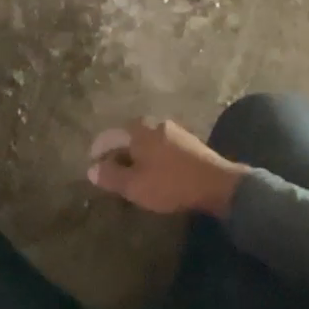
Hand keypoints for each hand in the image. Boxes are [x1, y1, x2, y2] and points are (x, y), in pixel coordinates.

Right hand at [86, 117, 247, 215]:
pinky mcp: (189, 143)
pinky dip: (151, 158)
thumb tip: (92, 169)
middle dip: (117, 154)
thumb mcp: (134, 185)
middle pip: (127, 137)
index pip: (108, 136)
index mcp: (138, 129)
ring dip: (135, 157)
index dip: (97, 152)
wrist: (217, 184)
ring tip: (130, 174)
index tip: (92, 165)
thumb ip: (111, 176)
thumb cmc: (170, 183)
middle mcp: (155, 124)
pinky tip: (153, 173)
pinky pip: (160, 148)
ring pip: (145, 143)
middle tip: (110, 172)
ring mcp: (175, 131)